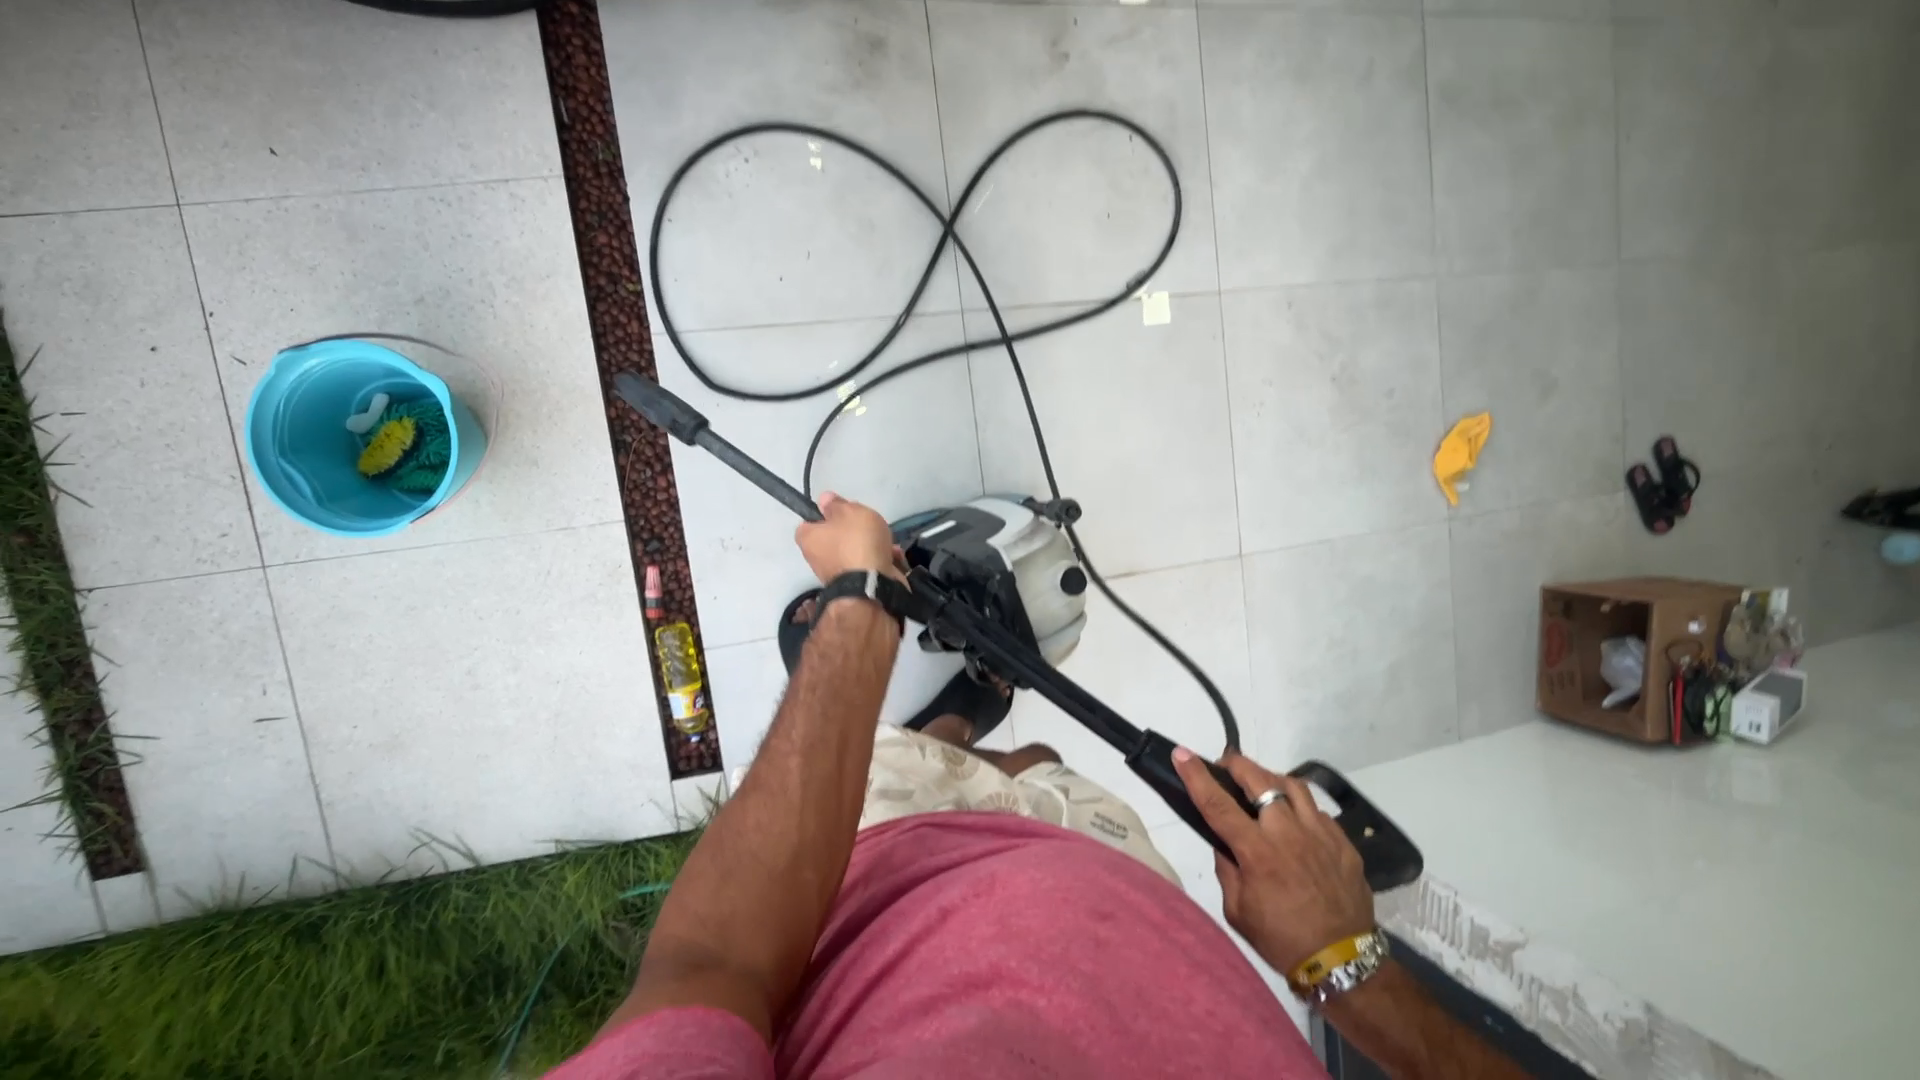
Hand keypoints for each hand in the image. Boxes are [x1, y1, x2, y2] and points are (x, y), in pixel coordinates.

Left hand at [795, 492, 903, 585]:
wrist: (872, 585)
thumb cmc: (857, 542)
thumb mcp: (849, 511)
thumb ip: (837, 504)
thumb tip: (824, 500)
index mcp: (808, 538)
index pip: (810, 521)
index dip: (826, 515)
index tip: (843, 511)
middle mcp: (816, 558)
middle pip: (834, 538)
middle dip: (853, 532)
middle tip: (867, 525)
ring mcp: (836, 575)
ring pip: (854, 553)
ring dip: (870, 546)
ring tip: (884, 542)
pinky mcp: (856, 586)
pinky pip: (867, 567)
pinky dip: (879, 561)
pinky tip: (891, 556)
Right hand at [1172, 747, 1373, 978]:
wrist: (1343, 962)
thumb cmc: (1281, 940)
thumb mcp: (1237, 911)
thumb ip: (1227, 870)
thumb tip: (1225, 843)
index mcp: (1257, 852)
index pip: (1217, 803)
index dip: (1196, 776)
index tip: (1181, 753)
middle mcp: (1288, 834)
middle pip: (1260, 779)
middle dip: (1237, 764)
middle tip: (1226, 766)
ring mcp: (1321, 834)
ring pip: (1293, 785)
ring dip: (1270, 778)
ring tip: (1261, 786)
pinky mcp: (1344, 842)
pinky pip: (1317, 811)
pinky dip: (1299, 808)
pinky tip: (1294, 821)